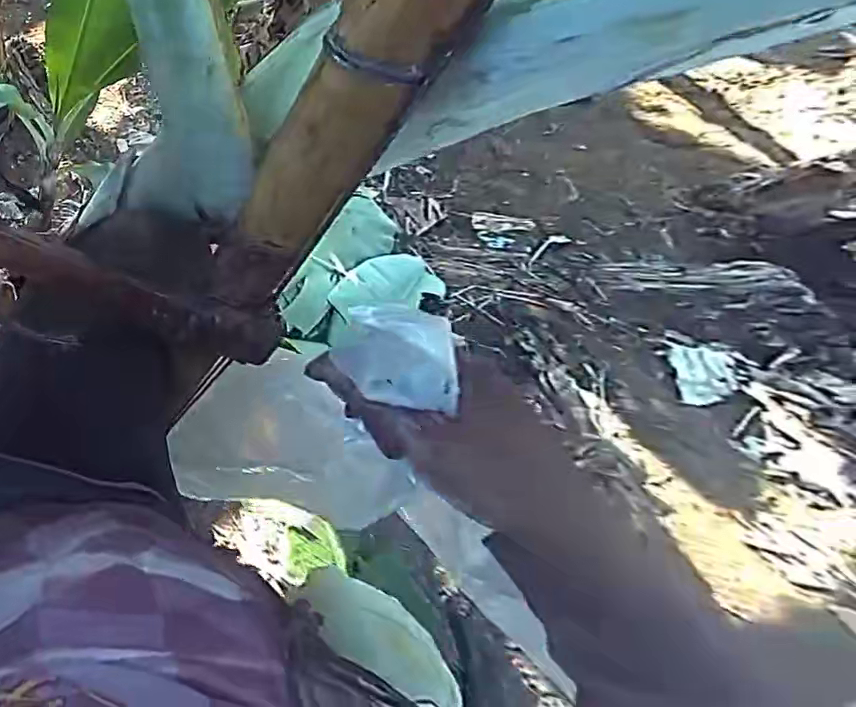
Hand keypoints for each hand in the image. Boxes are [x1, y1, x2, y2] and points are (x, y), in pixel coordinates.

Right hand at [306, 350, 601, 537]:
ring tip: (388, 446)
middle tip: (360, 421)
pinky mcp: (503, 436)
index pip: (399, 348)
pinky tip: (415, 455)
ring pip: (427, 399)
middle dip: (379, 395)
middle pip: (411, 374)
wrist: (570, 543)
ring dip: (399, 416)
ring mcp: (497, 409)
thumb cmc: (492, 480)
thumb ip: (368, 403)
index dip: (362, 362)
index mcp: (469, 369)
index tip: (338, 384)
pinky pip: (446, 419)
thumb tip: (321, 367)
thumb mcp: (419, 442)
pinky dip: (423, 430)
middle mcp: (484, 380)